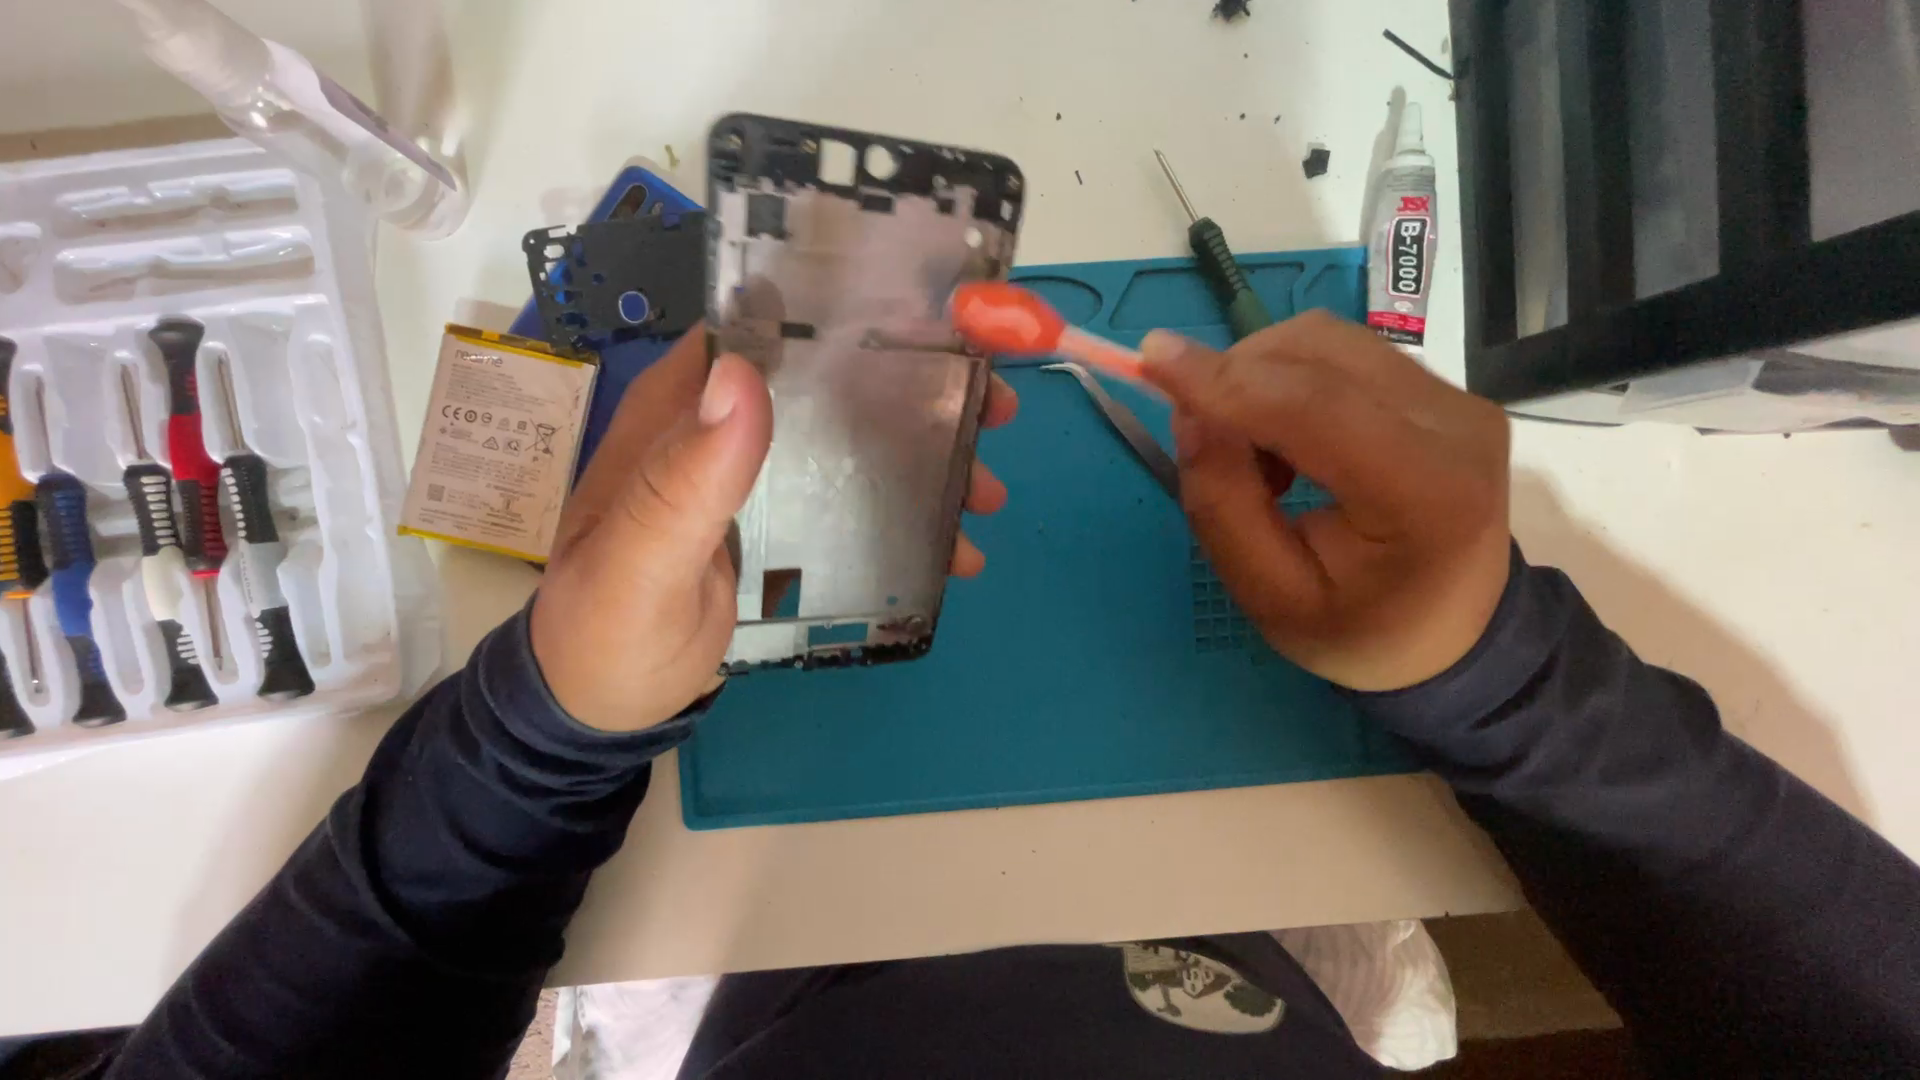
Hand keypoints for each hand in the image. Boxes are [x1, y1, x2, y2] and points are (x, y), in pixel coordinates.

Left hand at [530, 329, 1017, 730]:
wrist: (602, 707)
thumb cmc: (607, 636)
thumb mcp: (640, 566)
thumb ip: (684, 481)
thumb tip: (742, 372)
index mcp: (683, 411)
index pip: (766, 330)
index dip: (848, 322)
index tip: (935, 332)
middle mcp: (725, 430)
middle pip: (834, 386)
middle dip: (918, 396)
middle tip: (991, 417)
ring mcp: (759, 480)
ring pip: (857, 445)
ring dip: (926, 461)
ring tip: (984, 496)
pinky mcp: (783, 527)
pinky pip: (854, 503)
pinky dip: (906, 518)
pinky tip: (952, 550)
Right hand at [1141, 312, 1510, 691]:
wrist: (1451, 636)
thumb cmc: (1357, 629)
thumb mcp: (1269, 596)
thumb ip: (1222, 506)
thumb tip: (1189, 413)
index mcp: (1423, 494)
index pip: (1313, 406)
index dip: (1226, 379)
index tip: (1152, 360)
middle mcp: (1453, 425)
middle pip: (1316, 354)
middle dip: (1236, 379)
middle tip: (1206, 445)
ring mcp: (1454, 399)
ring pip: (1325, 341)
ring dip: (1259, 380)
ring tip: (1256, 458)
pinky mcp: (1441, 390)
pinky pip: (1341, 354)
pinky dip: (1287, 382)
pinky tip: (1288, 443)